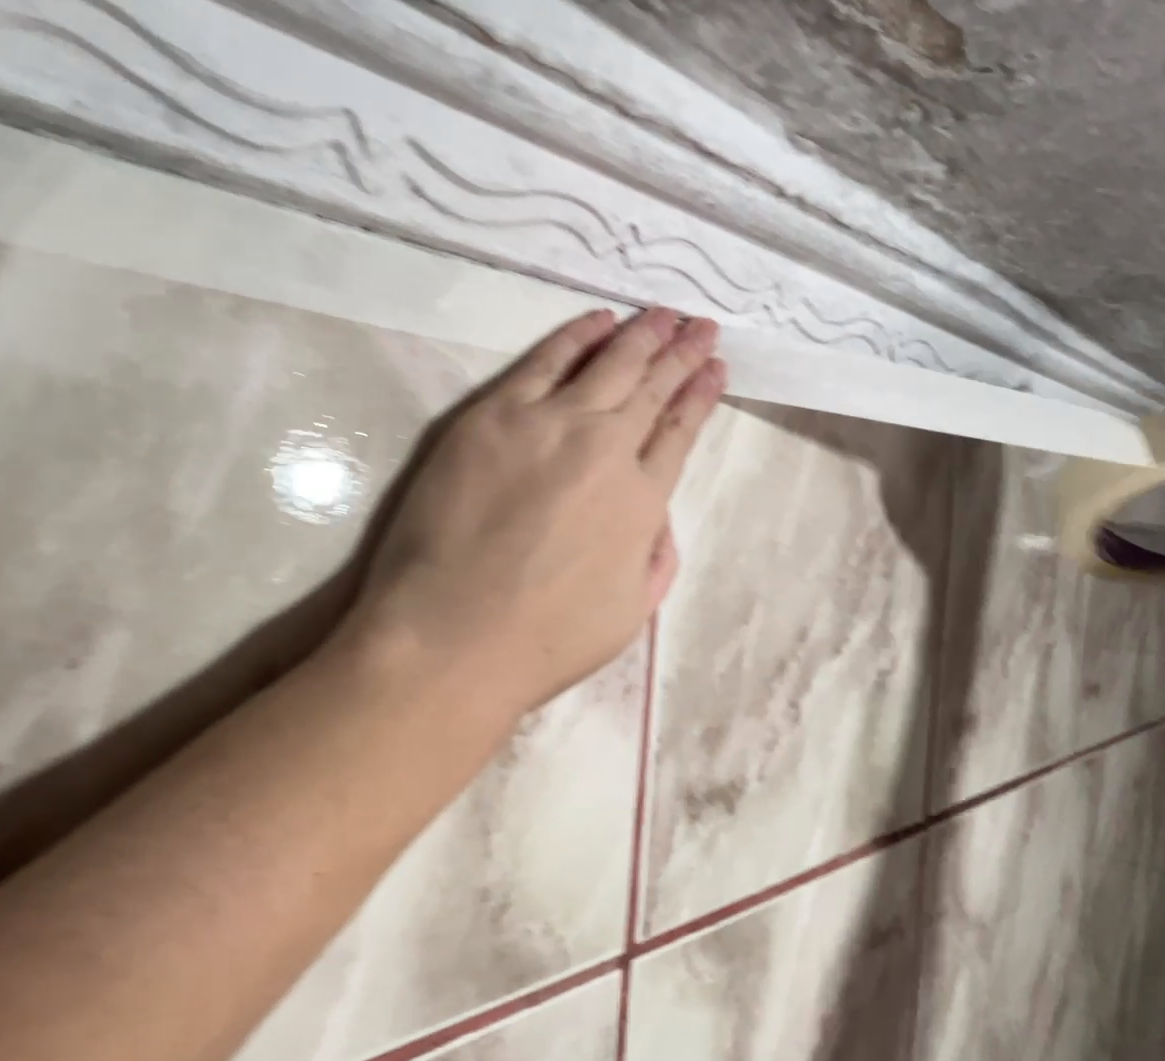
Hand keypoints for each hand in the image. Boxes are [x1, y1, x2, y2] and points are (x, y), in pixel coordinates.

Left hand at [344, 307, 724, 714]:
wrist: (450, 637)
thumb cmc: (541, 642)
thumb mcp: (629, 614)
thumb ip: (654, 556)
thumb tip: (658, 512)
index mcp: (643, 501)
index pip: (679, 432)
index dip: (700, 396)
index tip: (715, 368)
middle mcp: (604, 449)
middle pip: (650, 388)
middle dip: (680, 353)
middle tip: (700, 326)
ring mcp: (547, 425)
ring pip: (606, 364)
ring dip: (640, 336)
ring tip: (662, 314)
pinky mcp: (491, 417)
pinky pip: (543, 362)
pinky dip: (575, 338)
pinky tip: (597, 322)